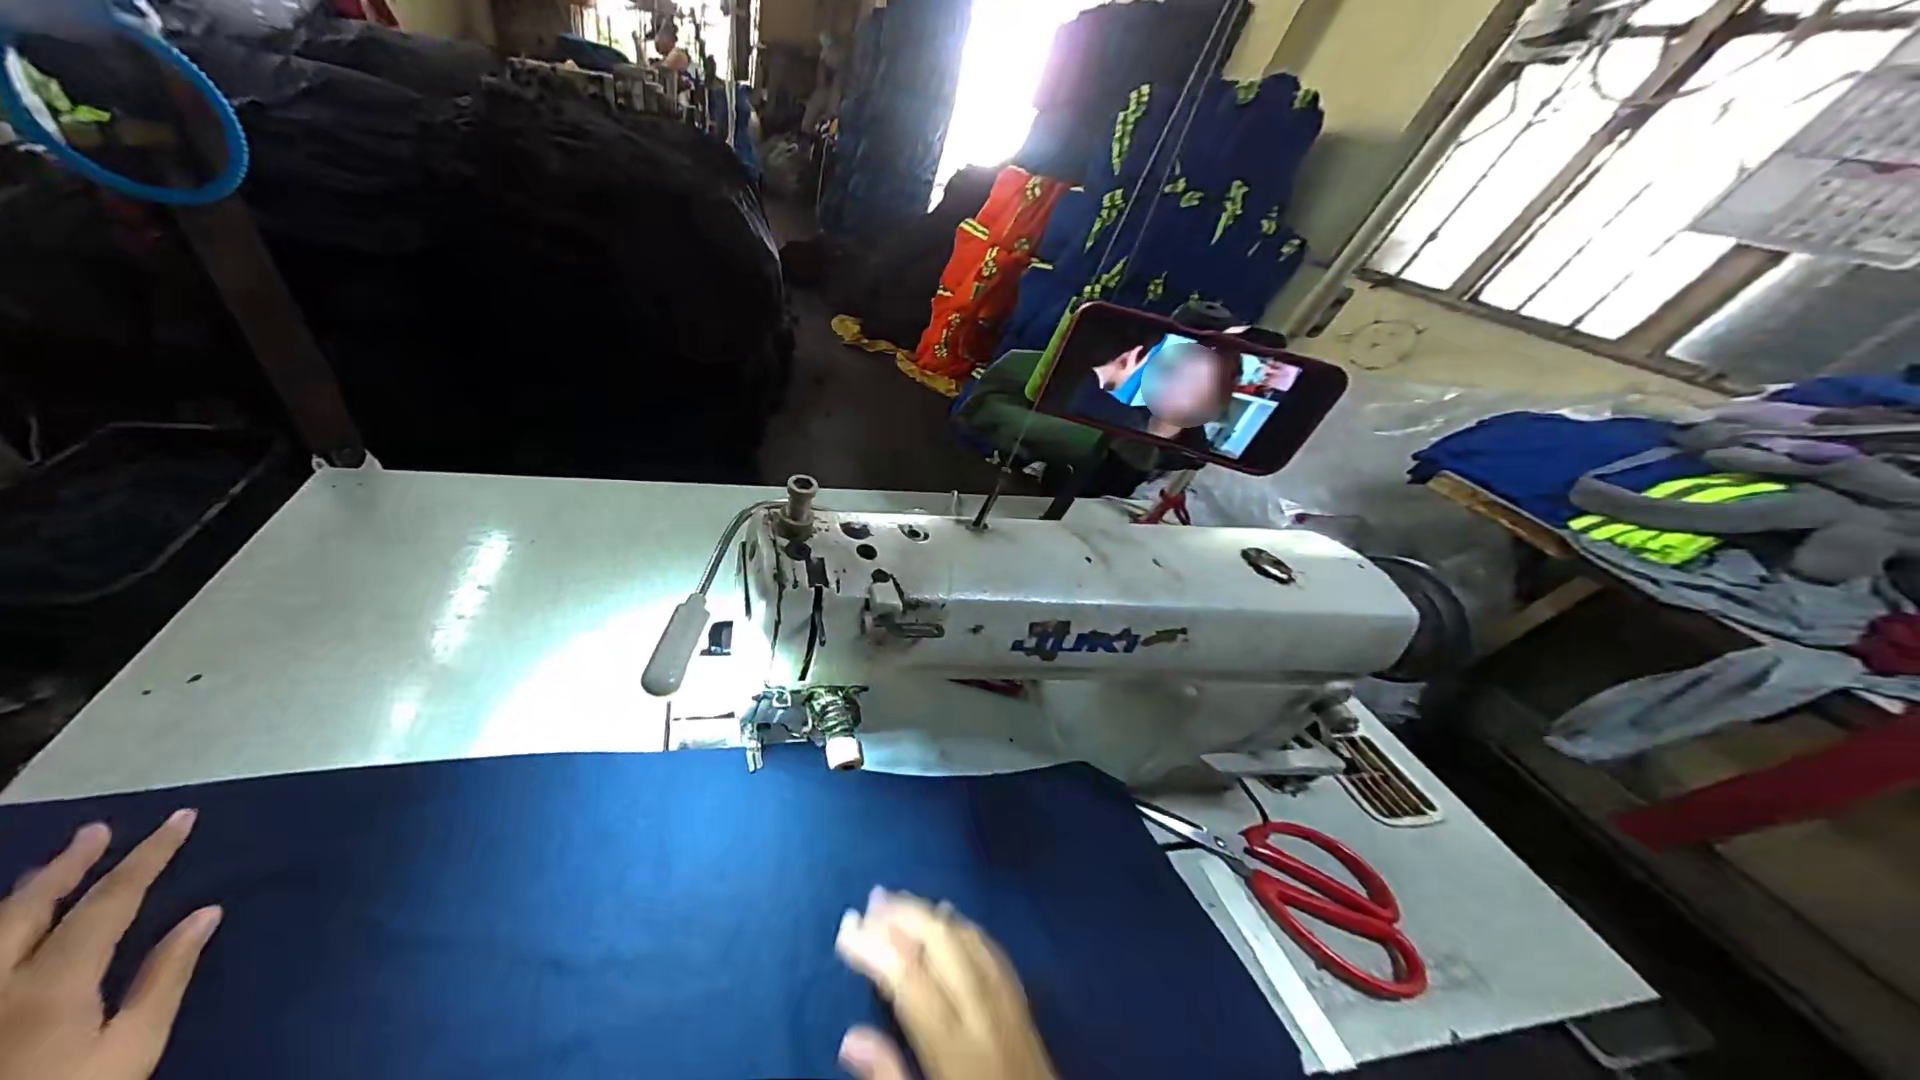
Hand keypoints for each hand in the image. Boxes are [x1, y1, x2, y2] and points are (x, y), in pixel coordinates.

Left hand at [0, 811, 220, 1079]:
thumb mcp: (130, 1050)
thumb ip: (163, 980)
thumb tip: (205, 914)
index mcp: (50, 984)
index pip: (110, 900)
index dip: (148, 856)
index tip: (182, 820)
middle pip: (28, 908)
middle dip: (70, 864)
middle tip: (100, 829)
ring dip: (27, 890)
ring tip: (56, 865)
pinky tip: (11, 921)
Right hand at [834, 888, 1055, 1079]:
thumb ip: (889, 1077)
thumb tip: (850, 1038)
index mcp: (954, 1046)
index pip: (908, 978)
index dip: (874, 946)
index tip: (846, 928)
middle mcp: (983, 1012)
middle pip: (942, 943)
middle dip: (904, 915)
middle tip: (871, 903)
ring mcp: (1008, 1003)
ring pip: (968, 939)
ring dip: (930, 913)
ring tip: (898, 900)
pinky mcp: (1024, 1005)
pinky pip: (992, 950)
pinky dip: (964, 926)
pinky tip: (948, 915)